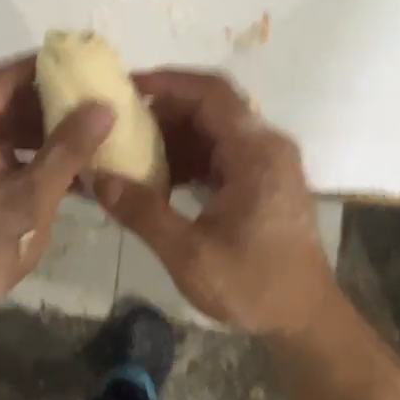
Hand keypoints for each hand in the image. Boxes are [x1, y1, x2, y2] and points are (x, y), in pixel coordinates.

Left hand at [0, 54, 114, 327]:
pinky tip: (49, 170)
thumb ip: (69, 147)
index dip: (43, 69)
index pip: (4, 77)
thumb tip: (103, 106)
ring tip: (75, 139)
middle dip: (42, 103)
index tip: (80, 69)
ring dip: (31, 132)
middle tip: (85, 105)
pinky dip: (14, 155)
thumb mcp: (35, 196)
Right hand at [93, 70, 334, 335]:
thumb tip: (97, 178)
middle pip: (210, 109)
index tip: (123, 87)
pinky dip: (185, 162)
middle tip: (114, 125)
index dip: (167, 83)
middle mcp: (265, 148)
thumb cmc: (252, 285)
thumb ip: (143, 212)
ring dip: (170, 140)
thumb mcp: (189, 253)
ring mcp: (266, 166)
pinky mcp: (260, 186)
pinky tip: (154, 182)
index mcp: (255, 153)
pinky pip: (218, 158)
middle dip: (160, 113)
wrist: (303, 317)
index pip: (211, 94)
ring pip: (212, 134)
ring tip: (125, 153)